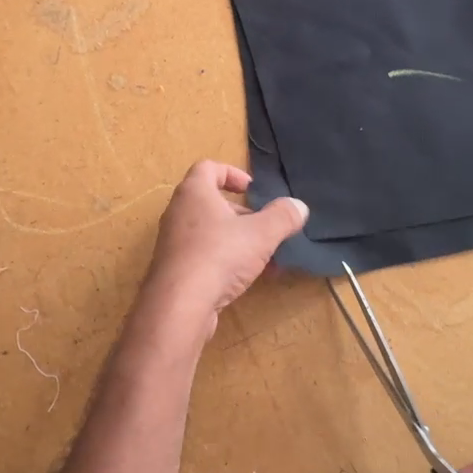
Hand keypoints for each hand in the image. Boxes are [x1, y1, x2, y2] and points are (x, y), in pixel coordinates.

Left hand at [136, 161, 308, 339]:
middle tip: (264, 229)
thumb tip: (299, 205)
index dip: (231, 173)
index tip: (251, 189)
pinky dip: (224, 260)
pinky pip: (202, 254)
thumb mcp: (260, 234)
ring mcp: (173, 241)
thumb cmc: (219, 255)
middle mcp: (179, 211)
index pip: (208, 167)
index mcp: (194, 191)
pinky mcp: (174, 268)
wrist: (180, 304)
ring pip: (210, 231)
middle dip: (241, 214)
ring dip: (237, 241)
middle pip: (211, 201)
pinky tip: (245, 281)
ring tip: (264, 260)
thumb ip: (282, 217)